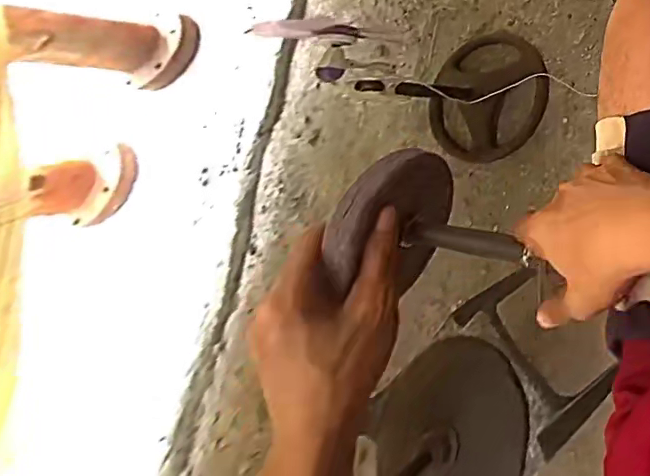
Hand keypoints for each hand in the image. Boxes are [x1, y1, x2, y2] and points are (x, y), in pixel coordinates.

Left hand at [250, 208, 398, 472]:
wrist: (318, 432)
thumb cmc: (344, 375)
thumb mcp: (374, 307)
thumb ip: (379, 258)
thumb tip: (385, 218)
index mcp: (284, 297)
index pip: (313, 237)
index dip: (348, 228)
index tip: (374, 230)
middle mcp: (265, 311)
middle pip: (309, 261)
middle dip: (345, 259)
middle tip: (376, 267)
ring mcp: (264, 331)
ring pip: (306, 284)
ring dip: (337, 281)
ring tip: (365, 295)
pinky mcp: (271, 347)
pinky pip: (299, 306)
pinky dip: (325, 301)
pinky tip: (348, 317)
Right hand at [514, 155, 649, 326]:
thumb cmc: (611, 261)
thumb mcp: (582, 302)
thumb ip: (559, 310)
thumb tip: (547, 316)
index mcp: (545, 227)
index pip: (525, 232)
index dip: (536, 244)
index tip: (549, 255)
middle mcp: (564, 196)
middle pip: (557, 209)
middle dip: (569, 224)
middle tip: (588, 247)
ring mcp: (592, 177)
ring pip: (584, 187)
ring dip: (593, 200)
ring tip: (613, 223)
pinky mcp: (620, 166)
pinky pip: (612, 169)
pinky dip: (618, 180)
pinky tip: (628, 194)